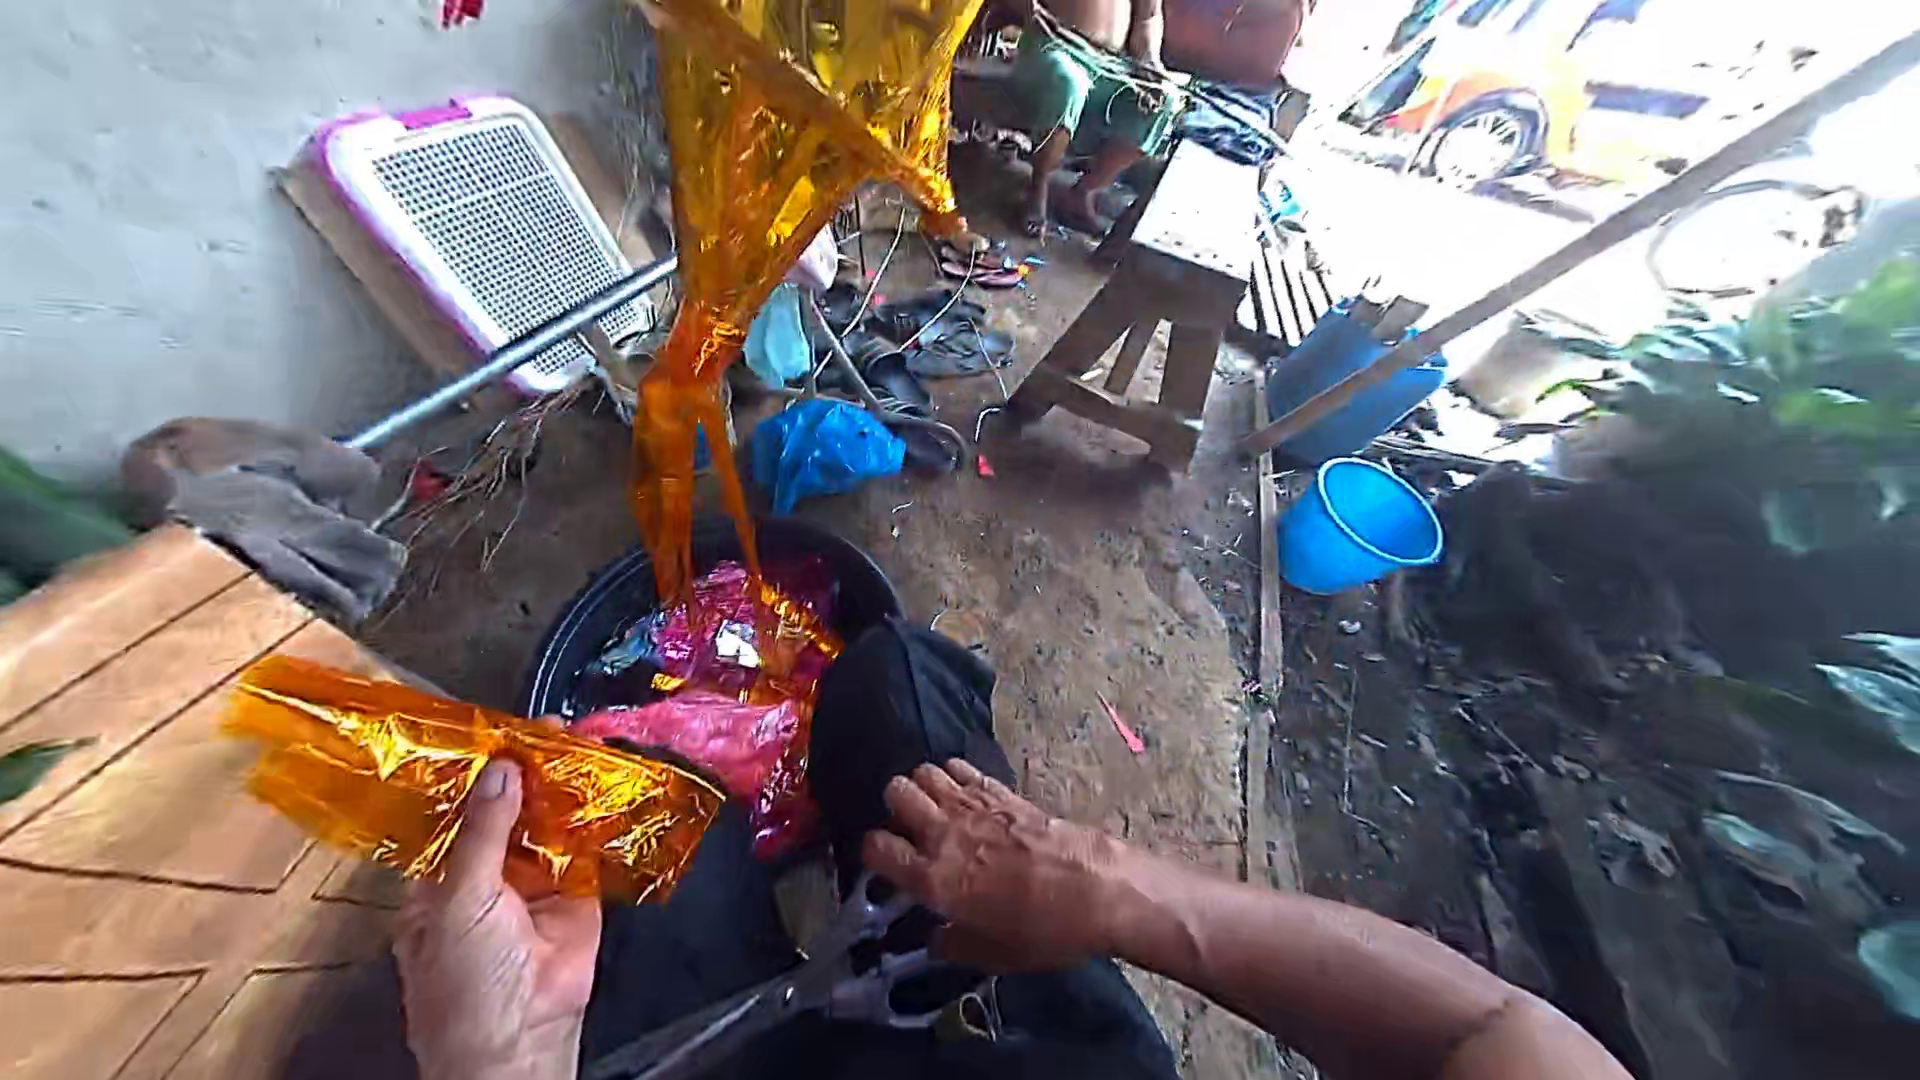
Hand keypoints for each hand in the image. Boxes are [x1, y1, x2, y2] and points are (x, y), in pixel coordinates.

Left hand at [394, 759, 601, 1079]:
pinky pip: (590, 837)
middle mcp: (492, 869)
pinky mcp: (581, 879)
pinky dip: (600, 808)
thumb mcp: (458, 902)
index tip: (505, 732)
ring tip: (587, 741)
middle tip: (555, 729)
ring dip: (567, 783)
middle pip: (512, 809)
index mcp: (445, 876)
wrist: (525, 1029)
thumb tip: (502, 767)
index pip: (462, 813)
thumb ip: (483, 834)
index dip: (481, 773)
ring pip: (552, 817)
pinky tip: (613, 777)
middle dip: (531, 770)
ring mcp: (539, 873)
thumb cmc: (466, 976)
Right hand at [861, 760, 1121, 971]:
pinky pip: (959, 765)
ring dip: (923, 786)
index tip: (885, 861)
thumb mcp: (992, 955)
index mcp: (934, 880)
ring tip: (936, 806)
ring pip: (924, 771)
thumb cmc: (1042, 930)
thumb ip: (953, 944)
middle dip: (895, 806)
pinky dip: (953, 774)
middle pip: (896, 792)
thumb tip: (935, 938)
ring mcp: (970, 804)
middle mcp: (943, 833)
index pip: (876, 848)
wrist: (1092, 887)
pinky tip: (965, 793)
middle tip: (911, 827)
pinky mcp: (996, 787)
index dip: (873, 852)